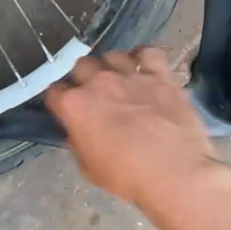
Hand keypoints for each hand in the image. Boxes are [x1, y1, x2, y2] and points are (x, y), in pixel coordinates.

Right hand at [43, 47, 230, 209]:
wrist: (175, 173)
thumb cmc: (128, 177)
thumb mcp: (89, 168)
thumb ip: (78, 143)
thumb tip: (77, 132)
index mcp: (74, 105)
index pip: (54, 91)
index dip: (60, 101)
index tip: (66, 111)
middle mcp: (97, 82)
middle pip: (81, 66)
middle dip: (84, 79)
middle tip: (96, 97)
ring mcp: (129, 74)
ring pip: (112, 55)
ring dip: (112, 67)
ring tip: (121, 82)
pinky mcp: (160, 74)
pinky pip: (148, 52)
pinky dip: (144, 58)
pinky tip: (145, 69)